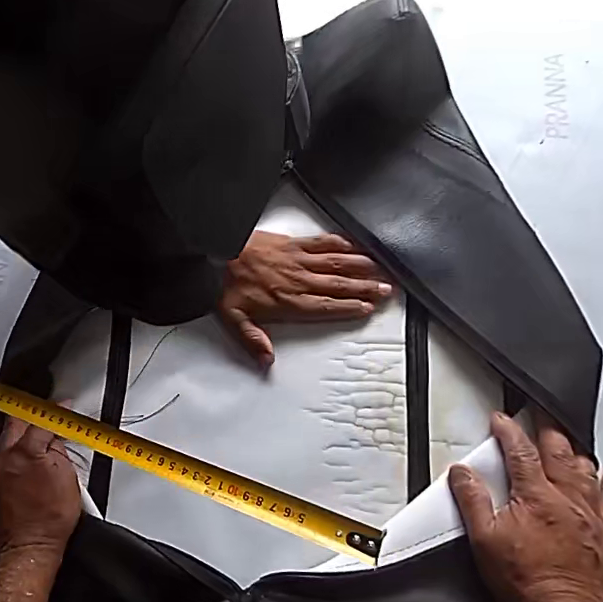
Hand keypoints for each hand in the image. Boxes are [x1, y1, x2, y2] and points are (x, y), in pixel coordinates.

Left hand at [0, 416, 81, 553]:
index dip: (54, 412)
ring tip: (35, 465)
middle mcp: (2, 462)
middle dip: (30, 422)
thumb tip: (53, 438)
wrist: (31, 546)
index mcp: (25, 453)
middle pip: (14, 426)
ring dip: (18, 450)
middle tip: (43, 424)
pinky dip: (7, 471)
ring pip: (4, 450)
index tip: (60, 408)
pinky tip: (22, 482)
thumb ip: (58, 448)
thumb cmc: (51, 518)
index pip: (40, 421)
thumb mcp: (69, 475)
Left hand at [218, 232, 392, 366]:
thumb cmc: (225, 283)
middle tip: (386, 290)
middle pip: (339, 285)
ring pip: (337, 262)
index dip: (349, 308)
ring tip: (381, 269)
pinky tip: (356, 245)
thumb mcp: (233, 318)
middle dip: (365, 288)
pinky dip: (341, 242)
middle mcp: (299, 280)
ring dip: (361, 266)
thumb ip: (252, 339)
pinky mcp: (293, 243)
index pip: (326, 306)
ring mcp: (298, 259)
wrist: (216, 249)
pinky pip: (322, 242)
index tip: (368, 308)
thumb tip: (266, 360)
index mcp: (288, 301)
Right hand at [449, 412, 602, 601]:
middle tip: (540, 416)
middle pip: (557, 453)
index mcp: (535, 497)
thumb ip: (472, 500)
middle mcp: (566, 500)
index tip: (501, 420)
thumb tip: (462, 473)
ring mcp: (590, 517)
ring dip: (574, 453)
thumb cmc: (526, 582)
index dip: (509, 431)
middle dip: (546, 430)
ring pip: (585, 472)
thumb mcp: (484, 539)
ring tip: (567, 441)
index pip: (521, 452)